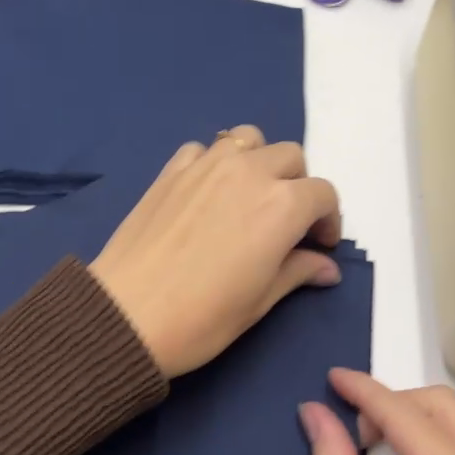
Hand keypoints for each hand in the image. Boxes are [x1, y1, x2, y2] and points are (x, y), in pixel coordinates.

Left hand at [89, 126, 342, 377]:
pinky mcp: (173, 168)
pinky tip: (206, 192)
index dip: (328, 220)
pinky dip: (214, 163)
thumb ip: (298, 271)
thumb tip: (327, 267)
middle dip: (298, 185)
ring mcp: (208, 164)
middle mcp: (250, 171)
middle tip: (286, 223)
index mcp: (283, 204)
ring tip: (249, 195)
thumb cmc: (204, 316)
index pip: (323, 194)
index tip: (319, 245)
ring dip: (259, 161)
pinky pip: (204, 149)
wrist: (127, 314)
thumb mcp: (261, 301)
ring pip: (249, 138)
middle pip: (291, 157)